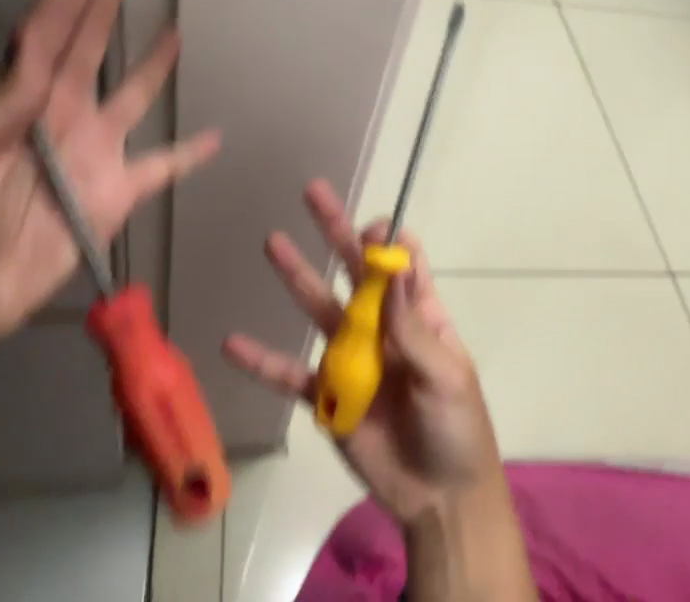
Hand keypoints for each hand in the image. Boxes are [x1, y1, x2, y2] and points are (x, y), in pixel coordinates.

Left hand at [0, 0, 220, 344]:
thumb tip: (42, 56)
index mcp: (19, 97)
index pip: (53, 27)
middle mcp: (60, 114)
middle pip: (91, 43)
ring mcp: (94, 154)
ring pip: (132, 95)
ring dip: (153, 64)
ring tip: (175, 28)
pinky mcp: (116, 195)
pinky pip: (162, 167)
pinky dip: (189, 154)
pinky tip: (215, 138)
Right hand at [223, 180, 502, 524]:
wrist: (440, 498)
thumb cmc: (457, 429)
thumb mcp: (446, 375)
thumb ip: (411, 324)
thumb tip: (390, 262)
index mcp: (420, 316)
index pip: (403, 263)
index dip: (387, 241)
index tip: (371, 230)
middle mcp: (382, 327)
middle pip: (355, 271)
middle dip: (336, 232)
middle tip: (313, 191)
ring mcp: (352, 359)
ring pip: (319, 309)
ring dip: (297, 276)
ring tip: (272, 241)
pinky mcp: (328, 397)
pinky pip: (290, 374)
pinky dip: (262, 361)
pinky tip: (232, 342)